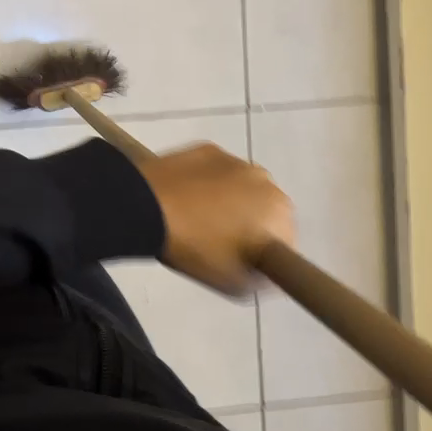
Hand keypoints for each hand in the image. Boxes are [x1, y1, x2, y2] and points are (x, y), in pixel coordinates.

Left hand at [138, 144, 294, 294]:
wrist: (145, 205)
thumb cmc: (194, 247)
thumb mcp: (235, 283)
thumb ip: (262, 280)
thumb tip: (265, 273)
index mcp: (279, 212)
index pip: (286, 242)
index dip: (268, 256)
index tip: (244, 262)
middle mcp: (265, 179)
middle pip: (268, 210)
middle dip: (252, 225)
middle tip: (221, 241)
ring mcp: (234, 158)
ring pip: (244, 187)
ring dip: (232, 200)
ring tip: (200, 216)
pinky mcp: (207, 147)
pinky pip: (218, 171)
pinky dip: (210, 181)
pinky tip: (188, 194)